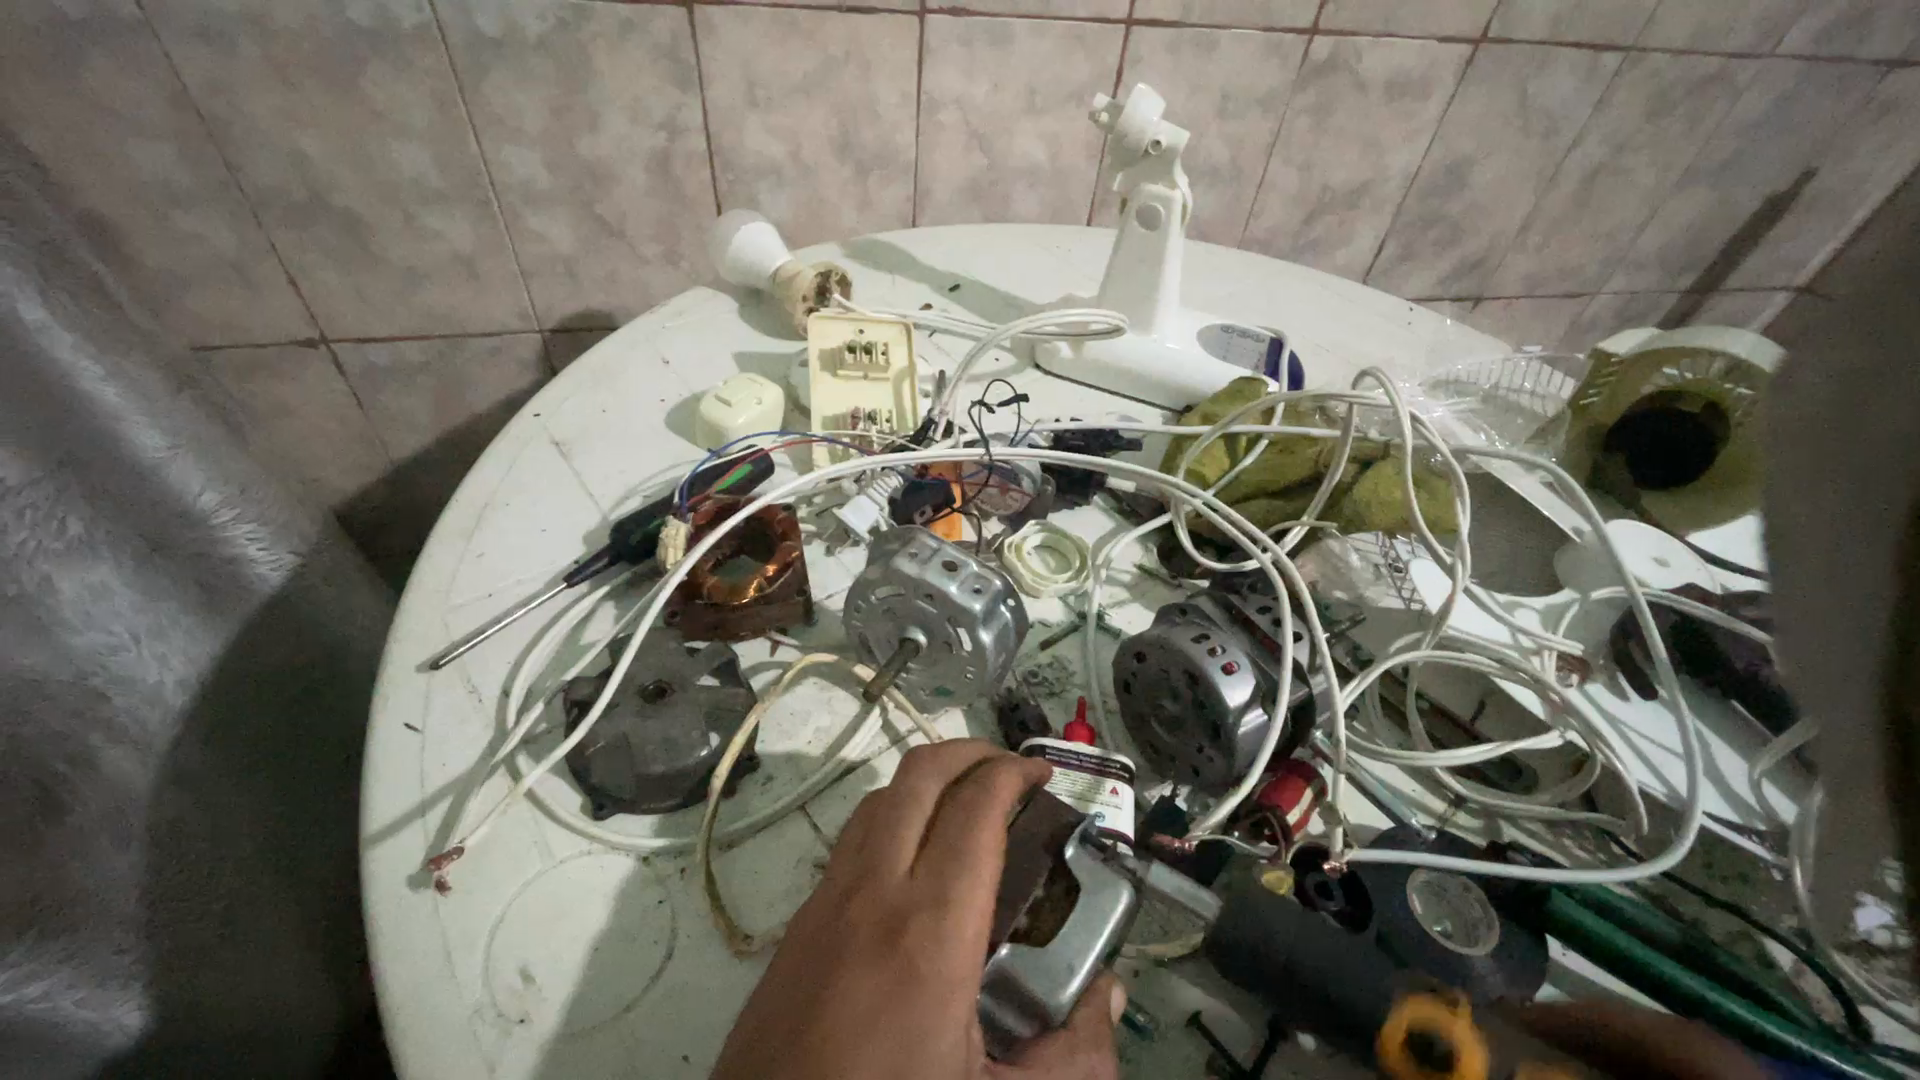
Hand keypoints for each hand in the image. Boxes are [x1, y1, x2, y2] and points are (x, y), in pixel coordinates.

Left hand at [710, 739, 1124, 1079]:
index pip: (974, 810)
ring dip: (927, 780)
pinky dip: (892, 817)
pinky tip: (914, 859)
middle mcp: (873, 892)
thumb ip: (1069, 1058)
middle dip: (970, 753)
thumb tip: (1108, 1002)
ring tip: (967, 802)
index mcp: (930, 930)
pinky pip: (852, 838)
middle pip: (919, 777)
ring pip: (879, 799)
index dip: (1012, 774)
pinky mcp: (800, 920)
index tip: (1042, 774)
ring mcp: (828, 900)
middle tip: (1010, 769)